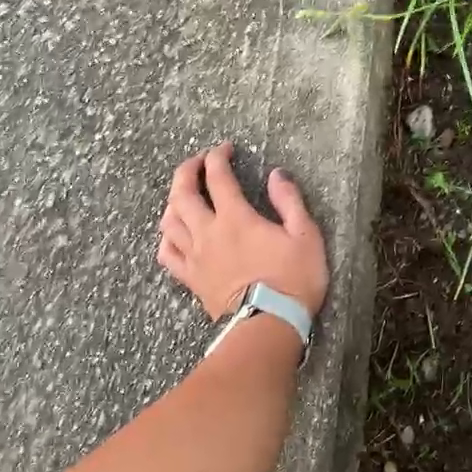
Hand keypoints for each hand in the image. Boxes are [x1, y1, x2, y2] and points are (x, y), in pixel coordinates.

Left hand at [157, 142, 327, 319]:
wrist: (269, 323)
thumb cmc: (294, 278)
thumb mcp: (306, 235)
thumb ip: (289, 201)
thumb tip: (276, 175)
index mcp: (236, 218)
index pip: (218, 178)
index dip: (218, 158)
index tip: (225, 148)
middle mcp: (208, 232)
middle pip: (183, 195)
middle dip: (186, 172)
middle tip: (197, 161)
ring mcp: (195, 257)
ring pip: (169, 221)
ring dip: (172, 201)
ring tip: (183, 193)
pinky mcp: (191, 279)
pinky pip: (167, 254)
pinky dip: (166, 237)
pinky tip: (172, 233)